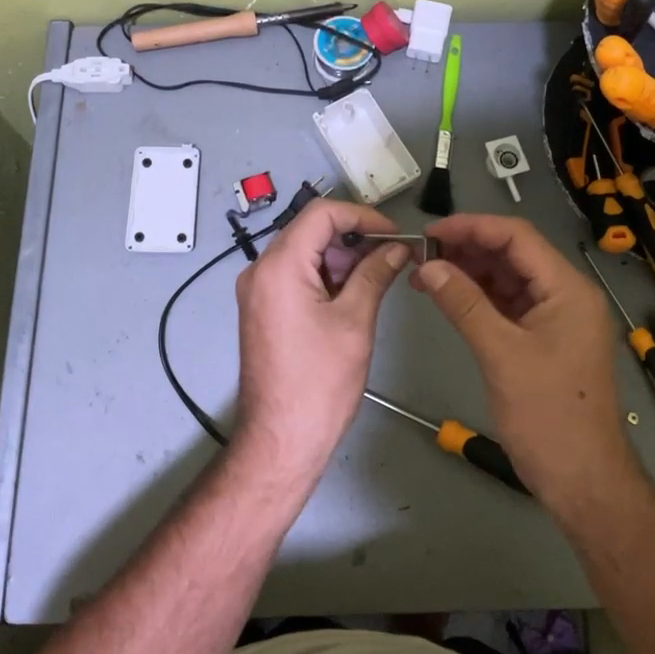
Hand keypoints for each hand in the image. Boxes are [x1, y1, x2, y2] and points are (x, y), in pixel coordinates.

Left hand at [233, 199, 409, 476]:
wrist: (281, 439)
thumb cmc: (319, 384)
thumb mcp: (355, 322)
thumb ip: (375, 275)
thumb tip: (396, 249)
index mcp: (278, 267)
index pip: (321, 214)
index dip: (362, 215)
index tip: (394, 233)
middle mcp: (260, 271)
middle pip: (310, 231)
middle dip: (354, 237)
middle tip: (392, 256)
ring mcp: (258, 291)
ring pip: (305, 253)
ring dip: (342, 258)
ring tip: (379, 277)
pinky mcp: (263, 310)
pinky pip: (296, 276)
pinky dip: (326, 276)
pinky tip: (355, 293)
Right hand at [411, 215, 643, 509]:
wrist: (583, 480)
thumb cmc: (547, 415)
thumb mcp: (500, 354)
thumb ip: (464, 304)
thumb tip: (427, 265)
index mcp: (567, 289)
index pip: (516, 236)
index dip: (471, 227)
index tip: (428, 233)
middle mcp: (566, 295)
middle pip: (513, 253)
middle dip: (467, 248)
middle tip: (420, 255)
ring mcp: (556, 318)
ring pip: (509, 277)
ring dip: (470, 272)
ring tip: (426, 274)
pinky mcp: (545, 339)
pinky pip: (509, 304)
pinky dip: (479, 297)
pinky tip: (448, 298)